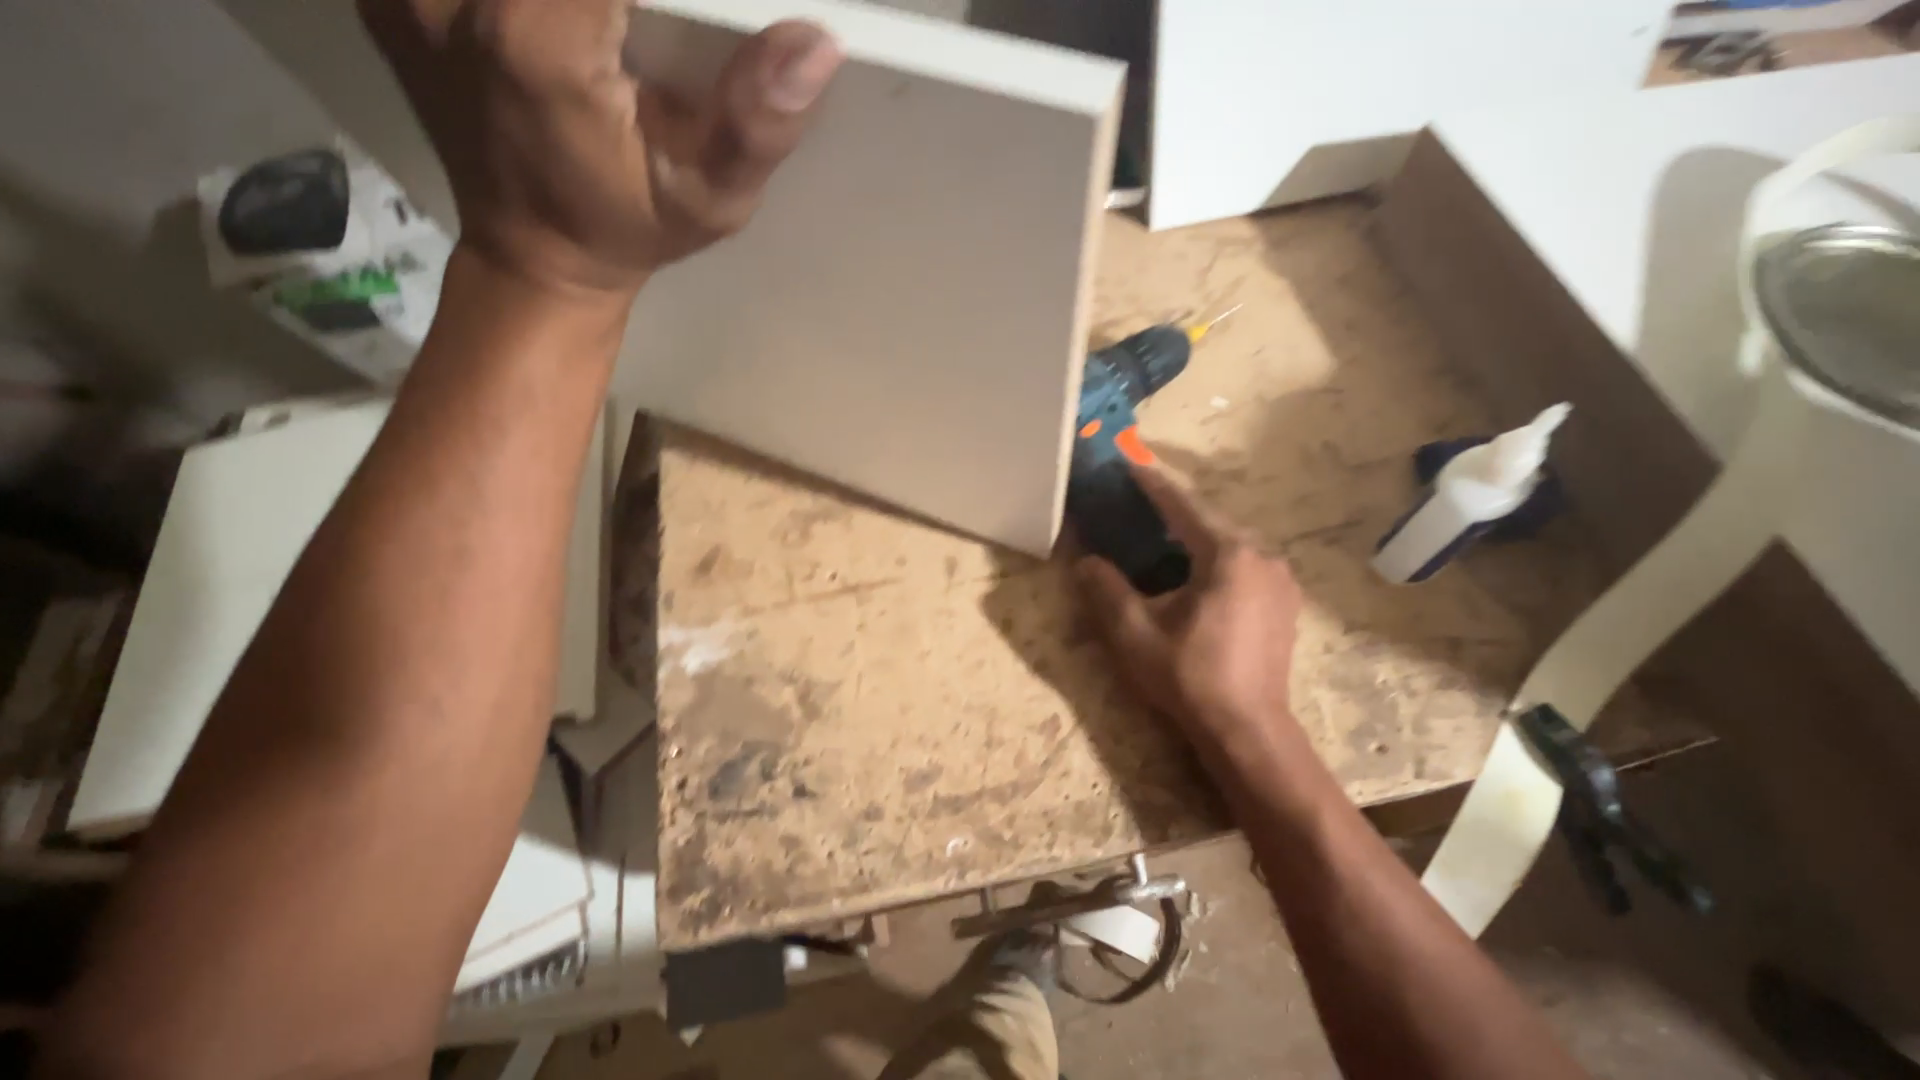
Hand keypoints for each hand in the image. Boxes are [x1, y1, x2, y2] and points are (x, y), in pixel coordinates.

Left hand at [359, 0, 842, 296]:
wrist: (532, 256)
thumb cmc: (629, 227)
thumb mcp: (713, 199)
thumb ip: (757, 123)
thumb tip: (818, 39)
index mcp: (540, 41)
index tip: (690, 17)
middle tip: (641, 31)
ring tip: (608, 33)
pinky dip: (521, 0)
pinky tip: (549, 23)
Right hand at [1076, 461, 1303, 749]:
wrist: (1247, 730)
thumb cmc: (1190, 676)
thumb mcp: (1136, 633)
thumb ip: (1107, 590)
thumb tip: (1085, 561)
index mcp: (1228, 554)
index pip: (1183, 506)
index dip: (1152, 484)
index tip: (1129, 463)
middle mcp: (1262, 556)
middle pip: (1211, 520)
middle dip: (1174, 510)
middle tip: (1138, 502)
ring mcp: (1280, 580)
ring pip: (1232, 542)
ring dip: (1197, 535)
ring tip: (1163, 536)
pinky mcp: (1285, 603)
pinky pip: (1247, 564)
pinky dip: (1218, 558)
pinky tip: (1196, 573)